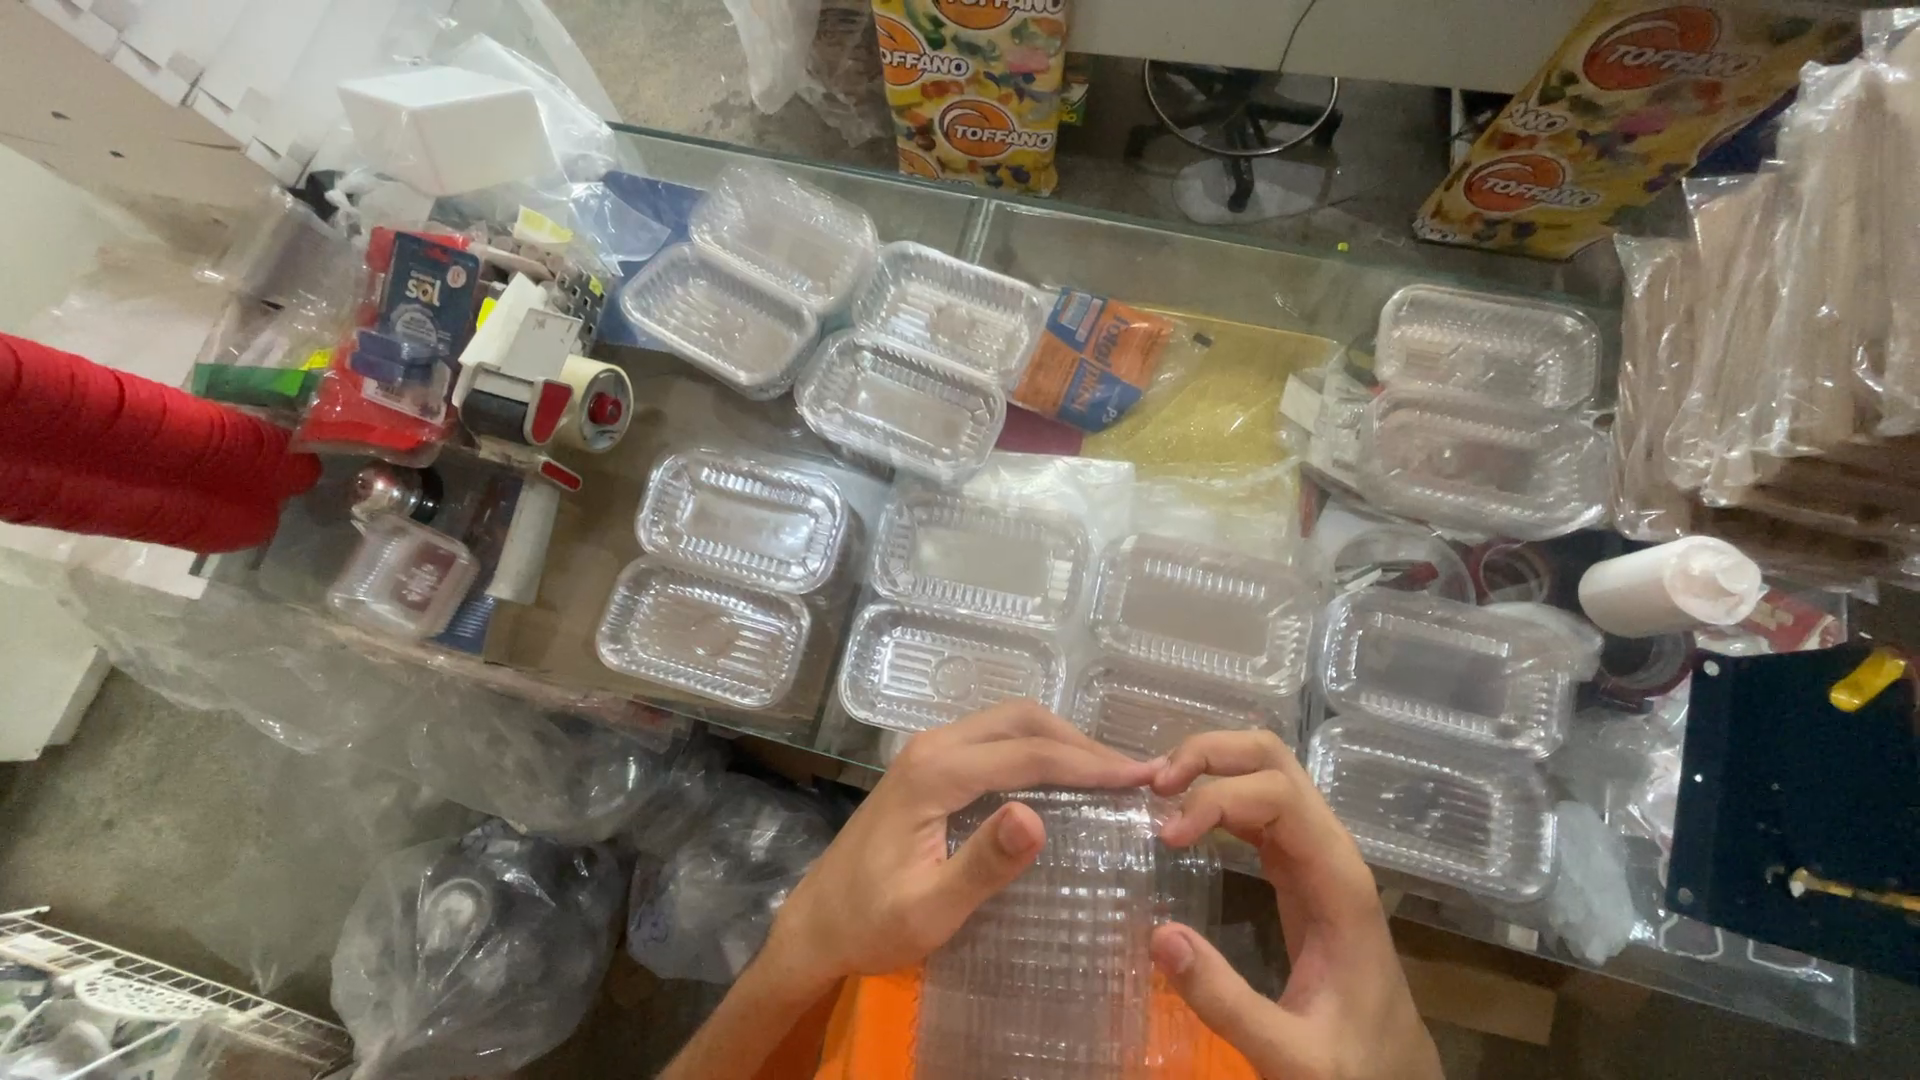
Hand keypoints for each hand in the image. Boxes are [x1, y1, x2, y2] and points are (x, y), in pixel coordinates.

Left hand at [764, 701, 1156, 984]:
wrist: (817, 922)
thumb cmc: (871, 923)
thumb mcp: (928, 908)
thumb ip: (982, 864)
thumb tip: (1037, 816)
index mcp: (934, 771)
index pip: (1026, 754)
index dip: (1086, 765)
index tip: (1138, 779)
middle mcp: (933, 745)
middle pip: (1020, 721)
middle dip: (1079, 743)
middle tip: (1130, 774)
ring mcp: (930, 750)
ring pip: (1008, 724)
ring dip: (1060, 741)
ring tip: (1107, 775)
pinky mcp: (931, 764)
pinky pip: (995, 740)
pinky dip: (1036, 750)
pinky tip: (1060, 778)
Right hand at [1149, 731, 1442, 1079]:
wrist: (1396, 1079)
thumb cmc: (1354, 1067)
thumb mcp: (1292, 1058)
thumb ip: (1227, 1003)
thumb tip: (1159, 935)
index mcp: (1339, 882)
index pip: (1280, 796)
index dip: (1217, 799)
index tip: (1167, 838)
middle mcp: (1329, 850)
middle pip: (1274, 759)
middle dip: (1211, 753)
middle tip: (1156, 785)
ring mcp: (1313, 853)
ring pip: (1264, 770)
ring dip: (1209, 766)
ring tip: (1156, 792)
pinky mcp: (1295, 865)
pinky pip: (1255, 804)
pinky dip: (1213, 793)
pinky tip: (1179, 818)